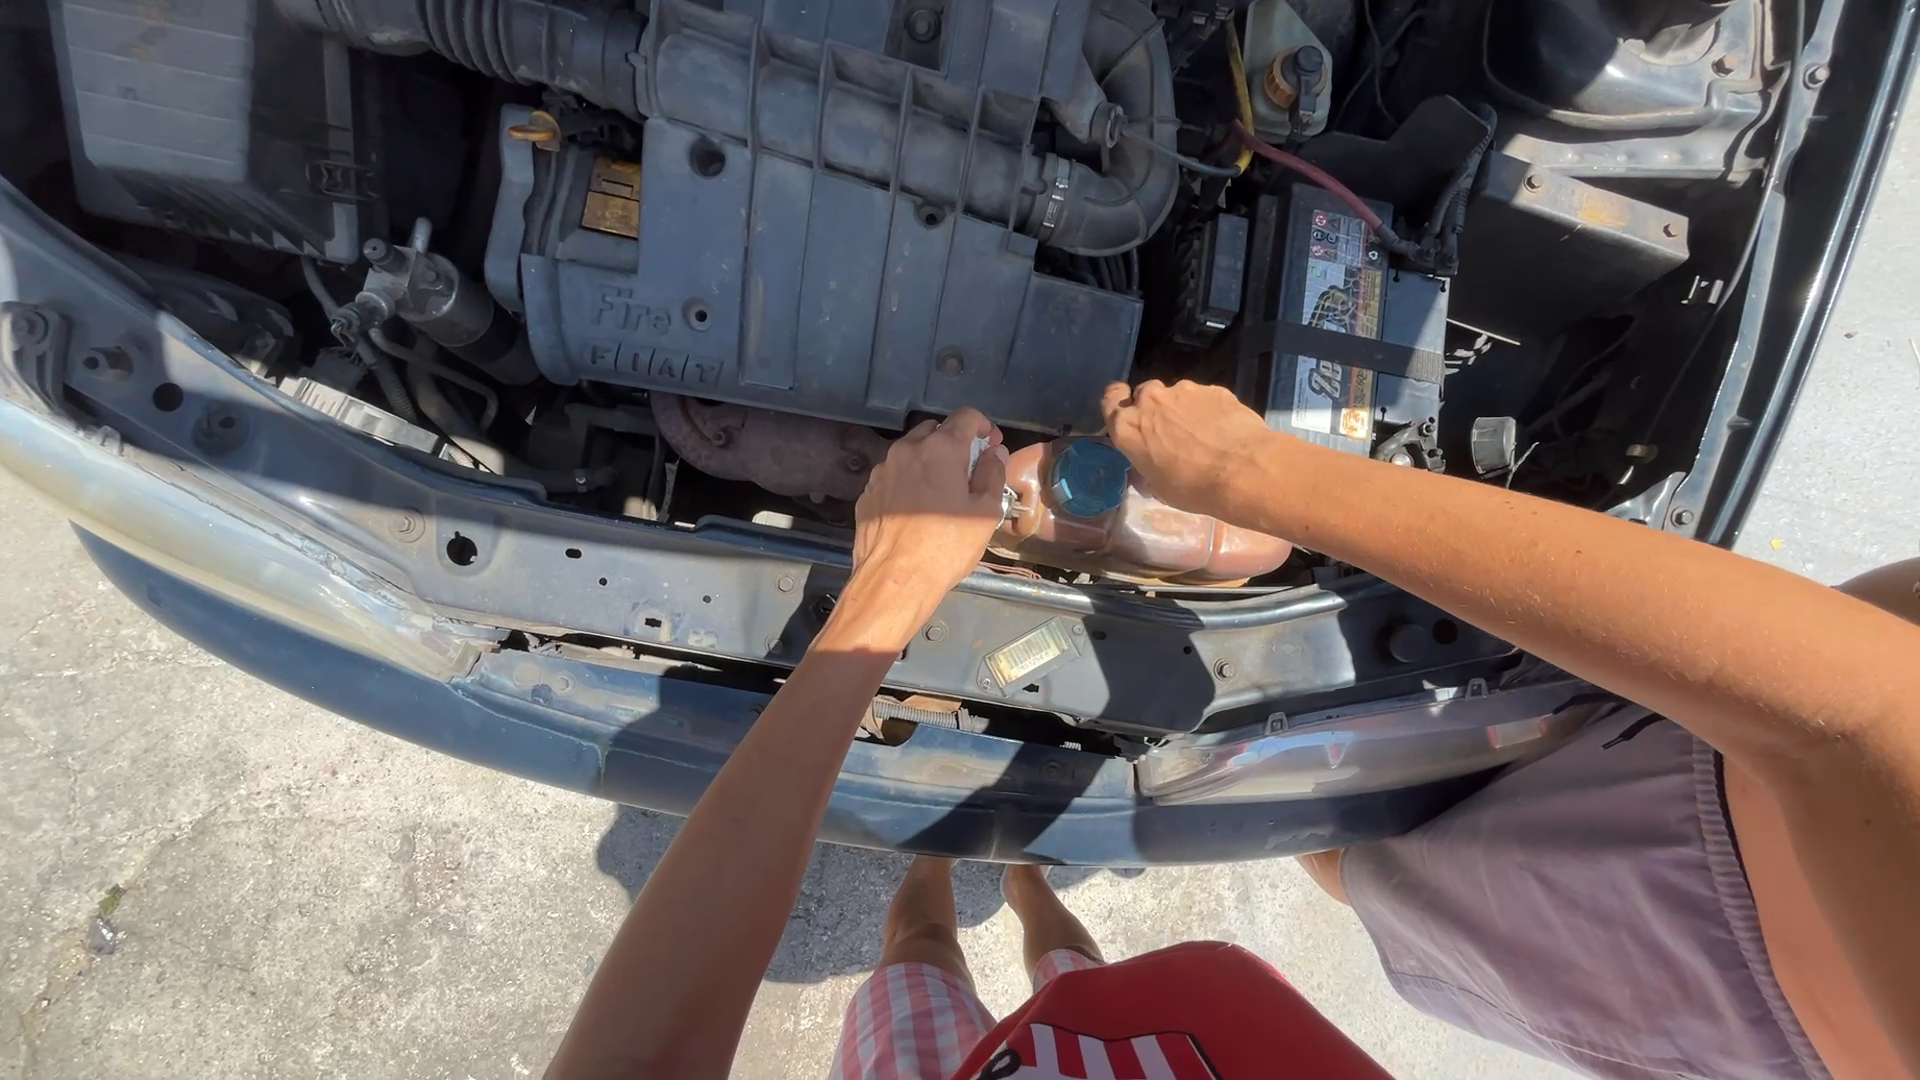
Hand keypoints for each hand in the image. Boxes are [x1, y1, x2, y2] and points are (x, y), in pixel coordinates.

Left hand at [831, 408, 1007, 648]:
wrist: (894, 580)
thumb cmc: (946, 546)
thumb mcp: (986, 512)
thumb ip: (993, 473)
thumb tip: (994, 452)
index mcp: (940, 449)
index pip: (966, 416)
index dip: (983, 426)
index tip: (991, 445)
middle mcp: (907, 450)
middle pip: (935, 430)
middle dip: (954, 443)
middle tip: (968, 470)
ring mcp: (882, 471)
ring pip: (910, 452)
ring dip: (929, 461)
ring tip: (940, 492)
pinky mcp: (867, 493)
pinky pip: (893, 475)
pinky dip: (907, 481)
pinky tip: (915, 509)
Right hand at [1101, 380, 1274, 517]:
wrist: (1243, 471)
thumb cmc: (1191, 488)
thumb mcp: (1157, 486)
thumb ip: (1146, 463)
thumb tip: (1150, 462)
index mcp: (1127, 427)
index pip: (1110, 398)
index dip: (1118, 403)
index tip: (1129, 414)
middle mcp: (1150, 401)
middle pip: (1144, 394)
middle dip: (1153, 408)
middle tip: (1169, 431)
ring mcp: (1183, 390)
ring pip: (1176, 394)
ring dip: (1182, 409)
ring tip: (1202, 433)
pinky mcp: (1214, 388)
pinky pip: (1204, 397)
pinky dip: (1209, 410)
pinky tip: (1223, 430)